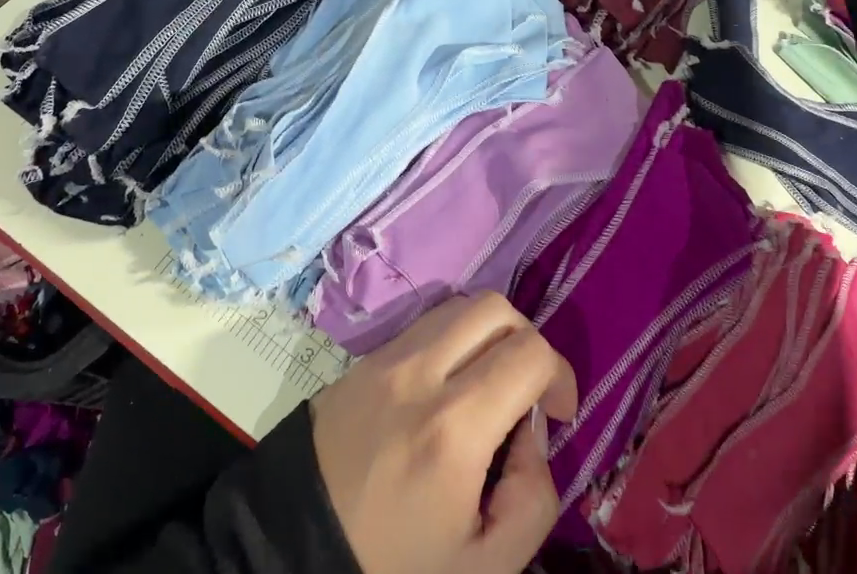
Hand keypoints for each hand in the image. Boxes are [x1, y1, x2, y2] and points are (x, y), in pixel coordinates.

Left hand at [310, 292, 578, 573]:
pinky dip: (450, 341)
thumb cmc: (394, 560)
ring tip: (487, 385)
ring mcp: (383, 360)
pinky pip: (420, 326)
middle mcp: (418, 374)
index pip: (529, 351)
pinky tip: (447, 387)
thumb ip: (533, 496)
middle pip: (494, 308)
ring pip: (455, 308)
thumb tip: (532, 432)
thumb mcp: (485, 563)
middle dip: (527, 342)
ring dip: (487, 336)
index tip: (555, 415)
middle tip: (526, 391)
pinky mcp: (361, 361)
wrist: (297, 544)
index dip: (560, 375)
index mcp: (454, 426)